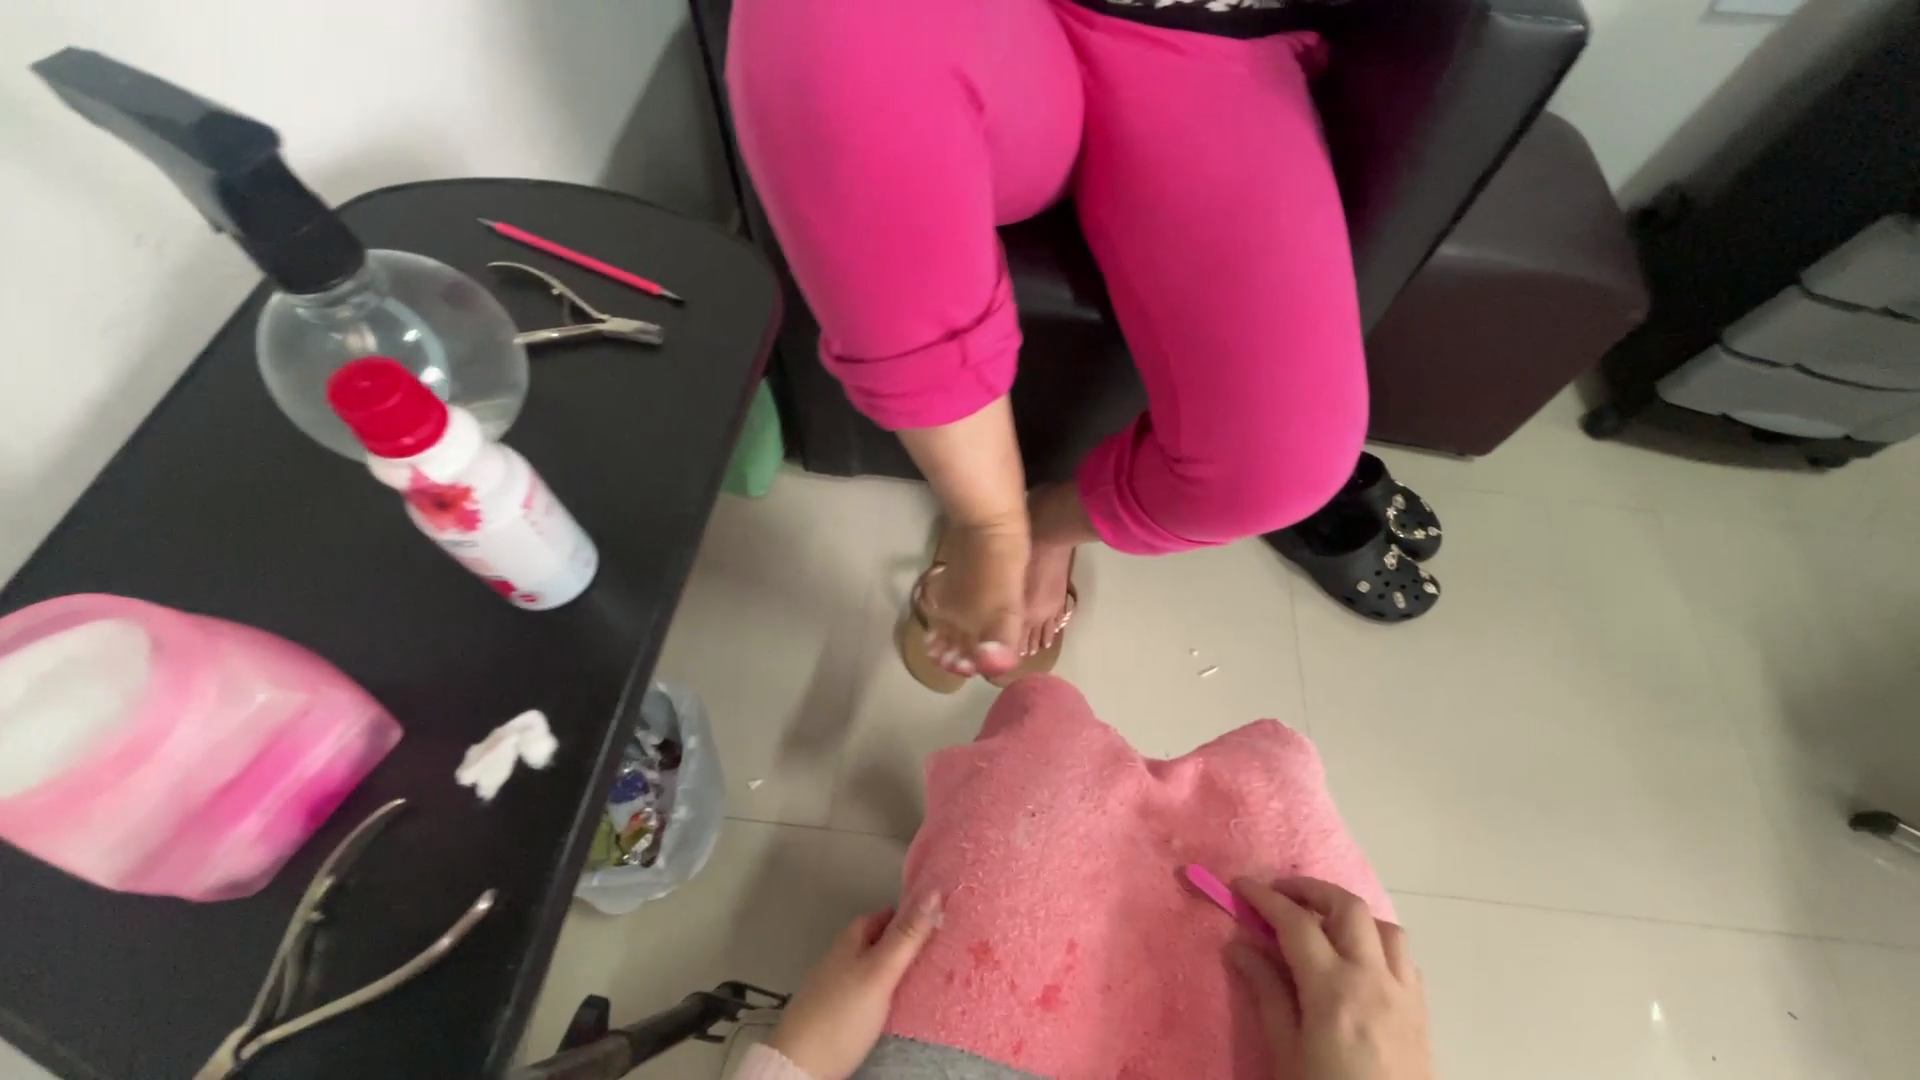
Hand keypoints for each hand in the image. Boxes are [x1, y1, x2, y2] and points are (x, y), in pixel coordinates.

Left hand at [767, 891, 941, 1079]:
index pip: (892, 913)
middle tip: (943, 957)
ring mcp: (841, 980)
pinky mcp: (841, 1007)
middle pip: (886, 939)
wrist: (801, 1065)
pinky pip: (874, 988)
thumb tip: (933, 890)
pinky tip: (903, 1004)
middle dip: (912, 945)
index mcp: (853, 935)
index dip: (917, 916)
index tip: (945, 926)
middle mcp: (846, 952)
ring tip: (931, 979)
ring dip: (903, 969)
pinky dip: (891, 991)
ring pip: (881, 965)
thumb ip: (906, 935)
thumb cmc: (843, 1013)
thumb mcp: (880, 971)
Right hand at [1230, 878, 1434, 1079]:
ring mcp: (1404, 996)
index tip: (1240, 886)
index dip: (1264, 897)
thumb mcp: (1285, 1054)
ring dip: (1349, 915)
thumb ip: (1266, 992)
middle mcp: (1374, 981)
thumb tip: (1239, 946)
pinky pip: (1403, 959)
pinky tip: (1355, 962)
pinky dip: (1376, 944)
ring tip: (1320, 926)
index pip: (1296, 922)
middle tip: (1279, 896)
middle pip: (1347, 908)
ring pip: (1384, 927)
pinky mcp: (1421, 1015)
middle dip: (1310, 890)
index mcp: (1333, 990)